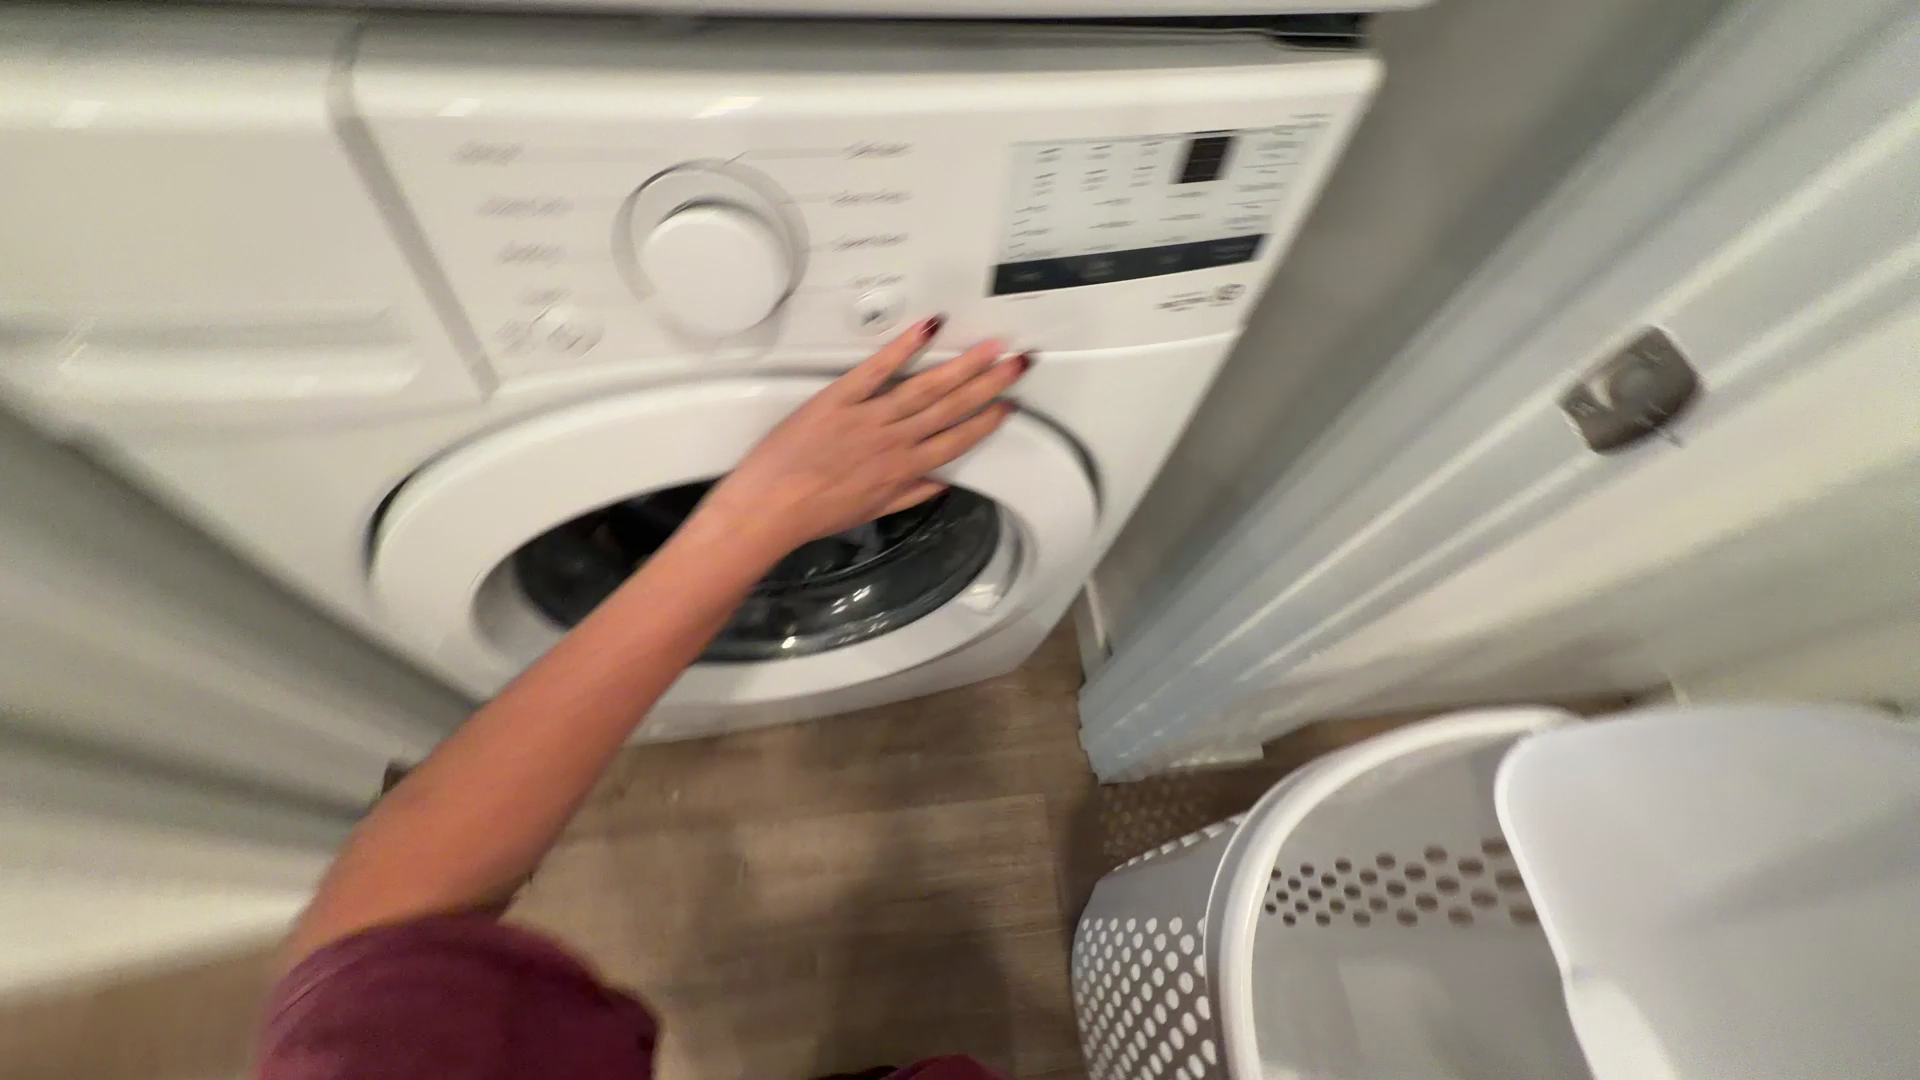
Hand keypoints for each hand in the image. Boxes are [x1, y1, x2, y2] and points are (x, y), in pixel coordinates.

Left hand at [698, 315, 1030, 558]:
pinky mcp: (839, 397)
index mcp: (904, 470)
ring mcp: (869, 416)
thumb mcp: (871, 511)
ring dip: (962, 365)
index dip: (986, 421)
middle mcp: (895, 441)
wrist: (770, 505)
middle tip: (1018, 362)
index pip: (956, 441)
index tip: (1008, 404)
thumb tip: (943, 483)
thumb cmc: (817, 512)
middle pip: (951, 407)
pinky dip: (903, 347)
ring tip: (991, 346)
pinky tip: (928, 329)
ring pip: (925, 387)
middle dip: (989, 384)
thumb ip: (911, 494)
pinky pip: (877, 369)